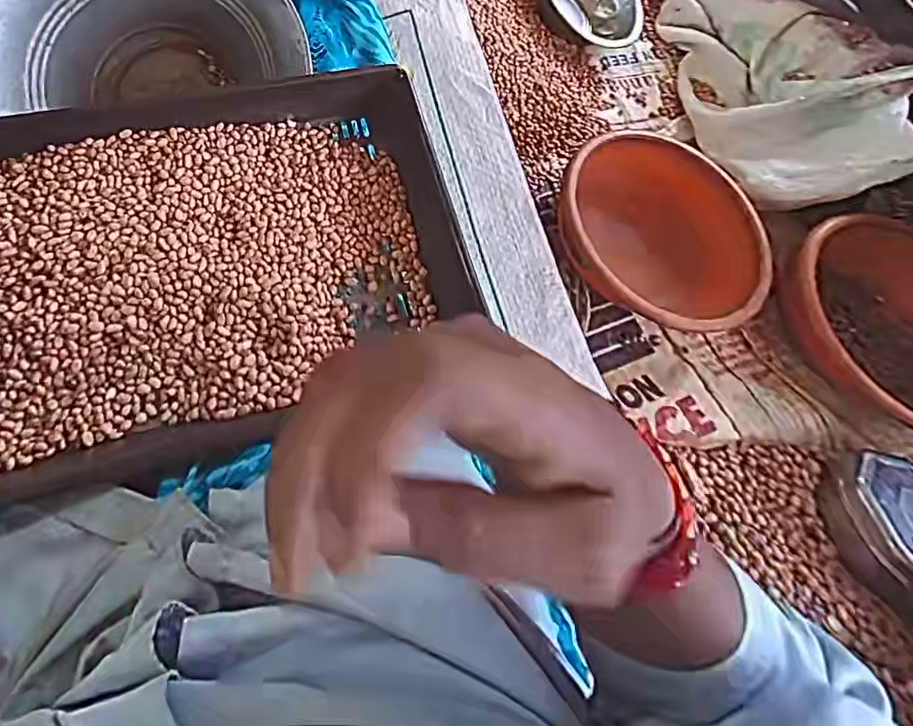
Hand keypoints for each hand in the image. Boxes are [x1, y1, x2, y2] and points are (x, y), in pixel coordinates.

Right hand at [268, 316, 674, 605]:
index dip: (370, 447)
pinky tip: (308, 507)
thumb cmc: (608, 516)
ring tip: (296, 550)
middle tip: (299, 565)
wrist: (616, 472)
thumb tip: (363, 518)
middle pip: (360, 379)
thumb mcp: (574, 554)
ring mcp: (427, 347)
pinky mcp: (404, 366)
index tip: (352, 538)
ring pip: (333, 385)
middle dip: (311, 471)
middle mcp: (461, 346)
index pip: (427, 383)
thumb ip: (478, 535)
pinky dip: (310, 451)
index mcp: (520, 385)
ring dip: (298, 464)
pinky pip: (338, 394)